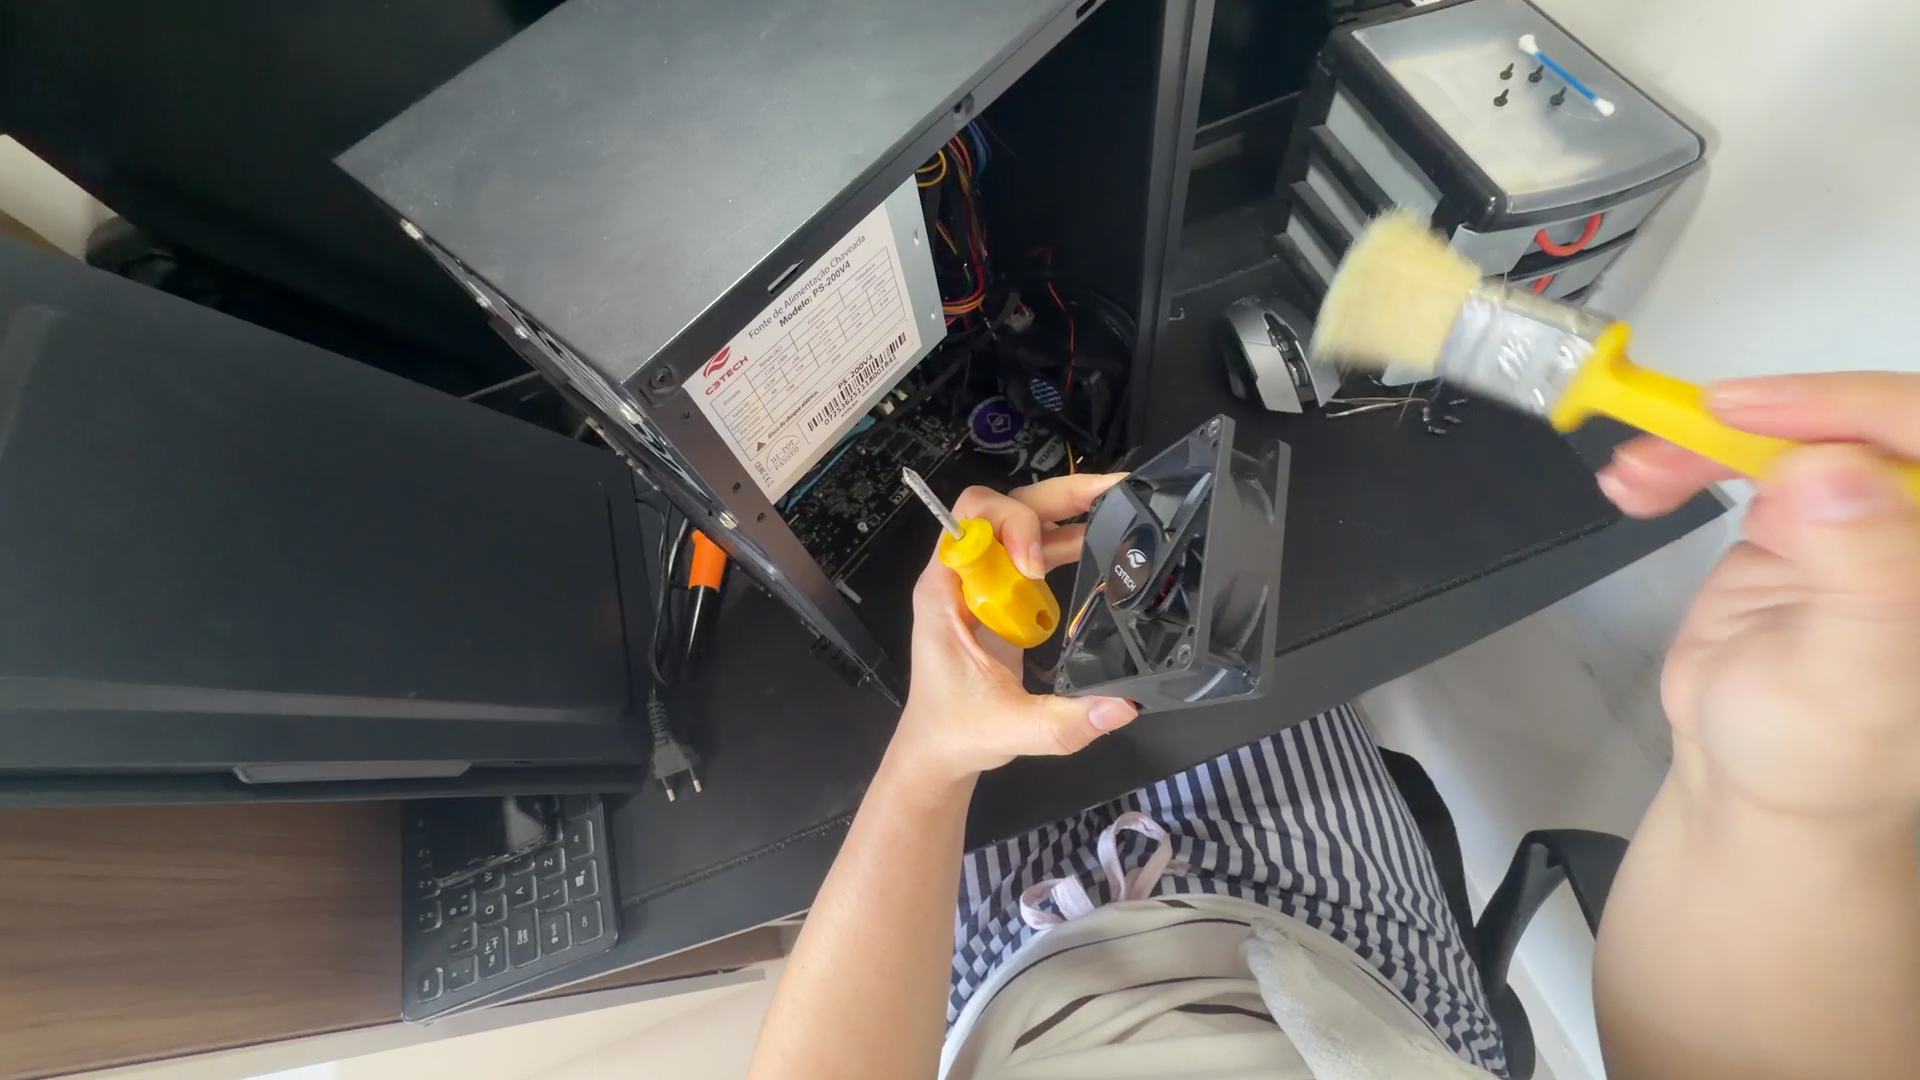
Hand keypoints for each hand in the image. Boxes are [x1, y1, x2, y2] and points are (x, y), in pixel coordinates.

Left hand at [889, 473, 1138, 783]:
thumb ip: (1064, 721)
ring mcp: (984, 584)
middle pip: (1001, 510)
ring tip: (1118, 502)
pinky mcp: (1003, 597)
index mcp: (945, 593)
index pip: (970, 523)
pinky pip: (1033, 552)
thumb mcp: (1012, 729)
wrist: (940, 748)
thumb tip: (1122, 704)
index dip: (1010, 528)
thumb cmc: (957, 732)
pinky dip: (1065, 541)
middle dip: (1053, 497)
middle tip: (1110, 491)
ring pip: (1020, 524)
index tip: (1038, 567)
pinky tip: (1101, 543)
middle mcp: (962, 577)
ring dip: (1065, 511)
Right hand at [1596, 373, 1919, 820]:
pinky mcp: (1792, 522)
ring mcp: (1859, 518)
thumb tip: (1831, 473)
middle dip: (1754, 424)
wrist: (1753, 771)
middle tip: (1666, 440)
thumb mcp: (1850, 677)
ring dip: (1697, 444)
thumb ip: (1863, 576)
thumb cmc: (1823, 751)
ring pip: (1787, 437)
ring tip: (1633, 477)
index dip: (1849, 409)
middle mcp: (1919, 524)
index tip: (1747, 409)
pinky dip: (1678, 466)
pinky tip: (1638, 486)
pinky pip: (1735, 465)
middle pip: (1854, 430)